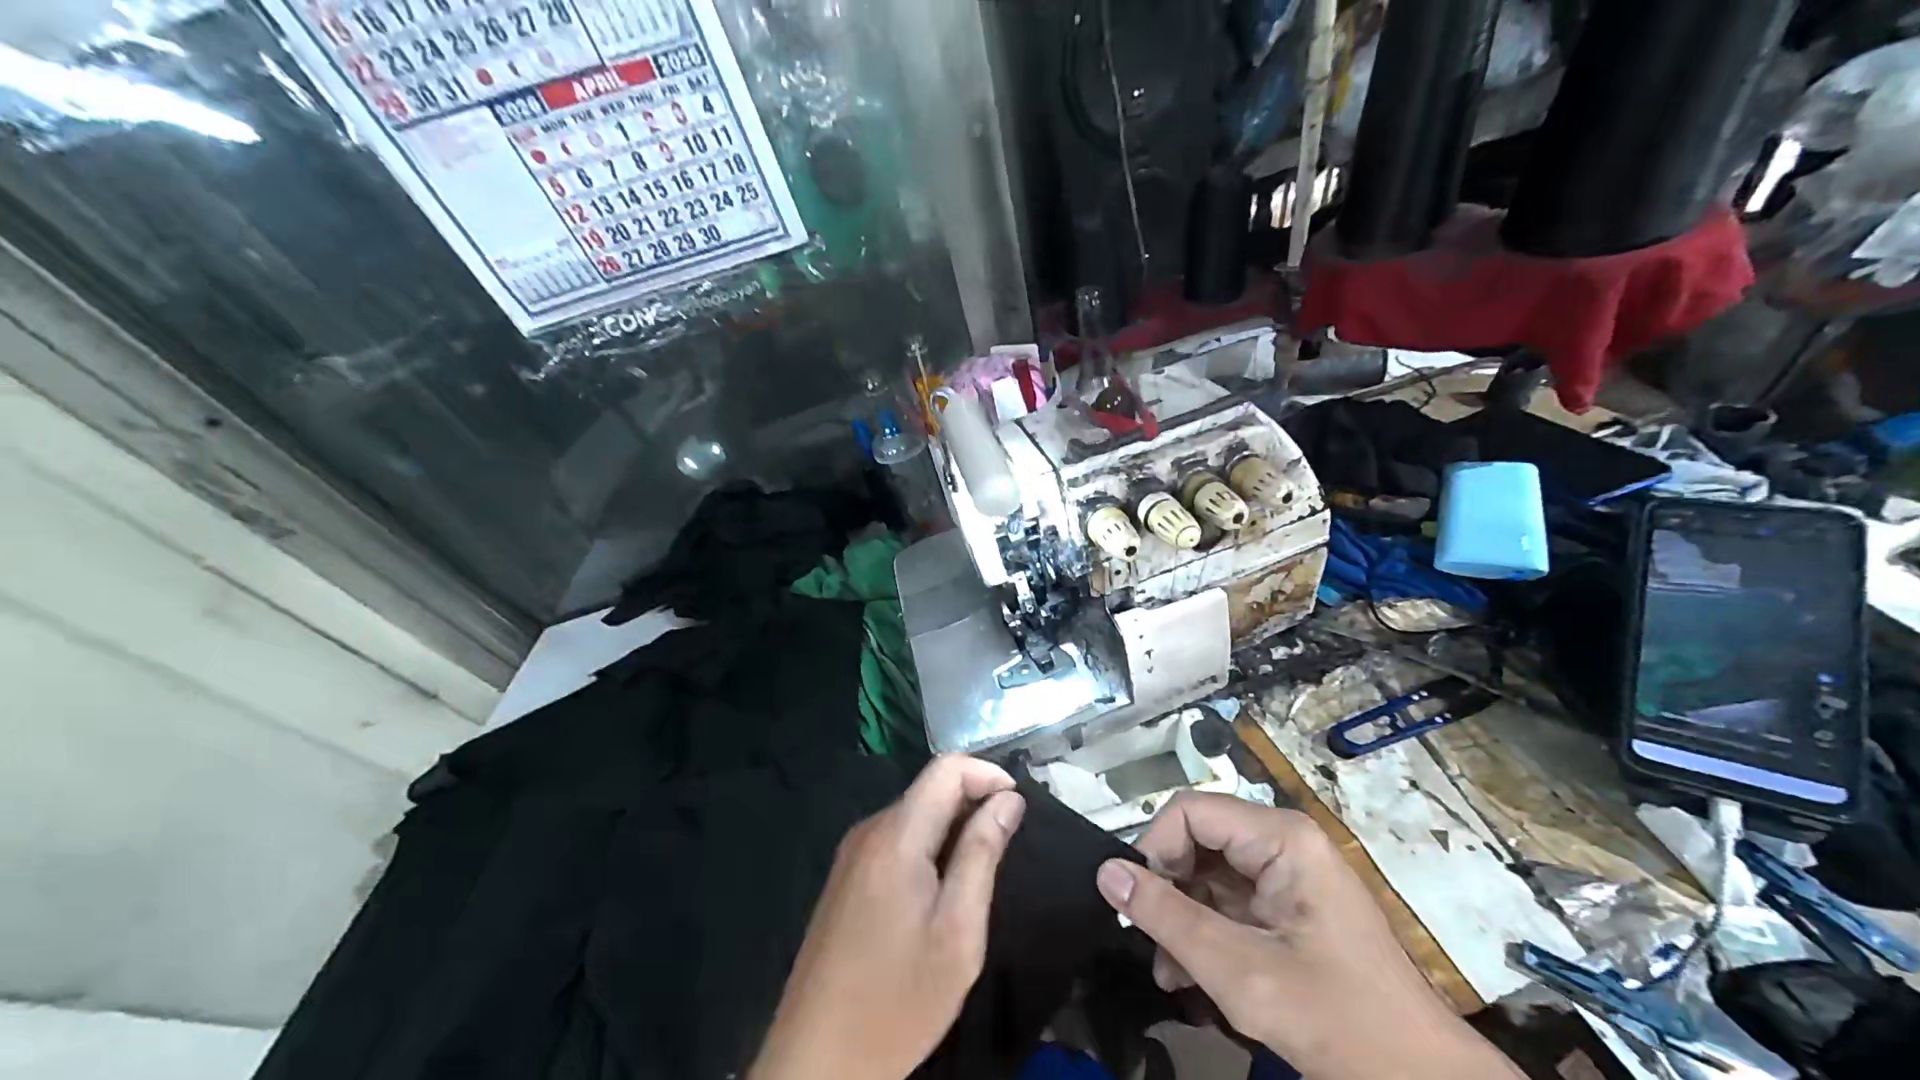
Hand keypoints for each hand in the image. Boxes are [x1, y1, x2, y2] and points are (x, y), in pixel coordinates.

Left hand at [749, 755, 1026, 1079]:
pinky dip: (929, 848)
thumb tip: (1008, 799)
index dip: (988, 774)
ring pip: (914, 815)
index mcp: (895, 837)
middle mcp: (868, 832)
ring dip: (953, 829)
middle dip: (974, 804)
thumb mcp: (958, 930)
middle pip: (929, 790)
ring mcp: (851, 854)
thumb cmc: (898, 999)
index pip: (946, 768)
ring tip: (980, 876)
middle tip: (1008, 850)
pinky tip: (941, 892)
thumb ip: (982, 854)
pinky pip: (895, 841)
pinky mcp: (846, 878)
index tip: (1020, 808)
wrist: (817, 1058)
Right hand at [1094, 793, 1522, 1079]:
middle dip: (1167, 892)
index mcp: (1281, 839)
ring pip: (1206, 877)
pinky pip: (1226, 904)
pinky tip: (1188, 976)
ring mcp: (1286, 877)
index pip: (1191, 812)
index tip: (1136, 901)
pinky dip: (1202, 935)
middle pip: (1197, 843)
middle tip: (1147, 942)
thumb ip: (1166, 916)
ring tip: (1169, 973)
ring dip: (1180, 920)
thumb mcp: (1239, 970)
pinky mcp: (1286, 908)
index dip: (1155, 848)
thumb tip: (1106, 871)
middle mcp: (1282, 844)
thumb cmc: (1336, 1019)